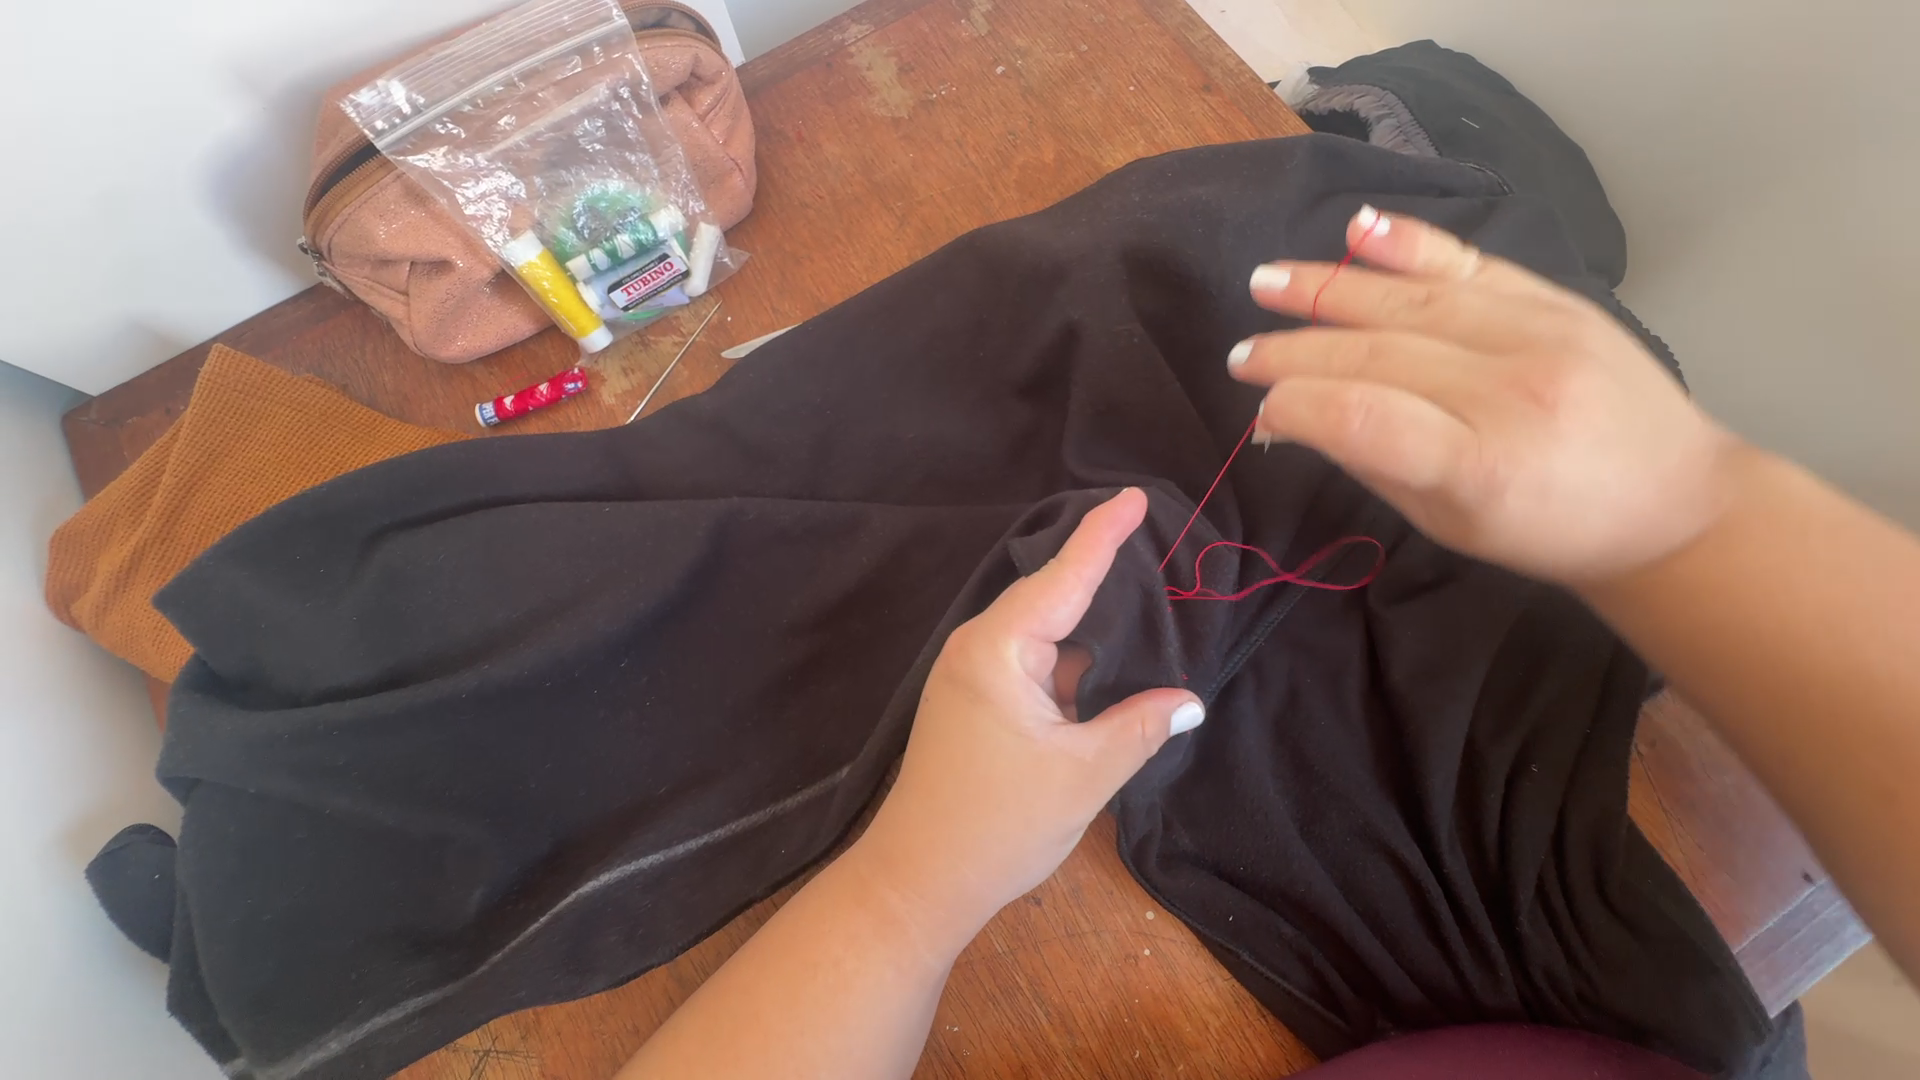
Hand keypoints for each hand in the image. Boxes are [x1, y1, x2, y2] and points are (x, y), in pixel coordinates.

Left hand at [851, 489, 1204, 937]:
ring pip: (1043, 636)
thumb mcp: (1082, 775)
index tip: (1133, 496)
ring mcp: (973, 674)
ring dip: (1089, 632)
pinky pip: (1032, 665)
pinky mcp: (976, 701)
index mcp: (999, 650)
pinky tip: (1108, 670)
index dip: (1102, 536)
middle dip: (1101, 578)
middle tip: (1158, 549)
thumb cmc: (998, 824)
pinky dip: (1070, 665)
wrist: (921, 878)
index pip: (1062, 578)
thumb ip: (1138, 727)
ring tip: (1149, 610)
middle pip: (1051, 600)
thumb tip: (1189, 700)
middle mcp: (979, 648)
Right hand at [1229, 206, 1745, 584]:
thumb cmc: (1540, 529)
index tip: (1261, 409)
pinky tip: (1356, 230)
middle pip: (1374, 353)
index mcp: (1480, 464)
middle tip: (1241, 354)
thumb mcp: (1440, 517)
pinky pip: (1468, 262)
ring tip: (1265, 283)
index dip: (1295, 405)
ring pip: (1409, 299)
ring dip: (1326, 288)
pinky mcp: (1556, 300)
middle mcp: (1511, 389)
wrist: (1671, 499)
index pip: (1362, 417)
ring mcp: (1540, 334)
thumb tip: (1290, 415)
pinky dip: (1406, 243)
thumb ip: (1366, 458)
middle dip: (1293, 351)